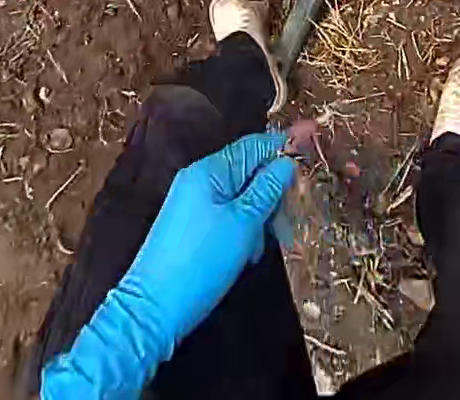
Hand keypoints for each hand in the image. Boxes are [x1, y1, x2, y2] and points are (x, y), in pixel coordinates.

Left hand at [42, 132, 296, 399]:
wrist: (148, 314)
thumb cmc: (201, 262)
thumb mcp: (243, 223)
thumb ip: (267, 188)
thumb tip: (287, 162)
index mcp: (210, 170)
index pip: (255, 144)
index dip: (283, 147)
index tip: (311, 148)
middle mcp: (200, 179)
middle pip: (249, 170)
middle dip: (273, 192)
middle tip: (289, 223)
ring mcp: (192, 202)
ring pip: (241, 195)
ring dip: (260, 215)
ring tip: (265, 246)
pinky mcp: (190, 226)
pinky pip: (227, 213)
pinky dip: (243, 228)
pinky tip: (248, 254)